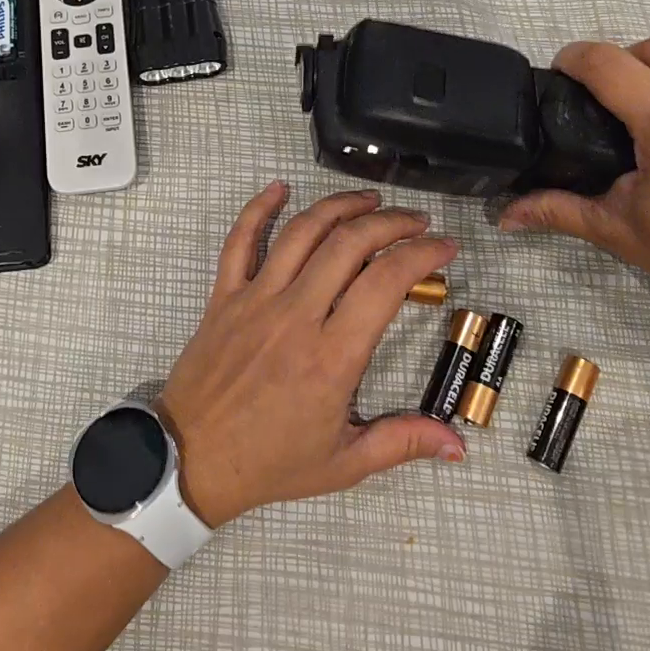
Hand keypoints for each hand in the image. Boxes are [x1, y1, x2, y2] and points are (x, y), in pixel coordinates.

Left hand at [157, 184, 464, 527]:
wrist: (191, 458)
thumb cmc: (268, 462)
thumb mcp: (343, 463)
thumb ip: (402, 442)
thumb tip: (458, 444)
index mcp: (331, 356)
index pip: (386, 282)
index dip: (422, 254)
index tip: (445, 247)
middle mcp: (295, 316)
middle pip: (349, 244)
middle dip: (392, 222)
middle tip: (416, 221)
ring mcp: (255, 300)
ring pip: (300, 233)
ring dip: (339, 206)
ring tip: (370, 200)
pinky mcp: (223, 297)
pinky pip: (239, 242)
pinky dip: (258, 209)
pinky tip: (279, 188)